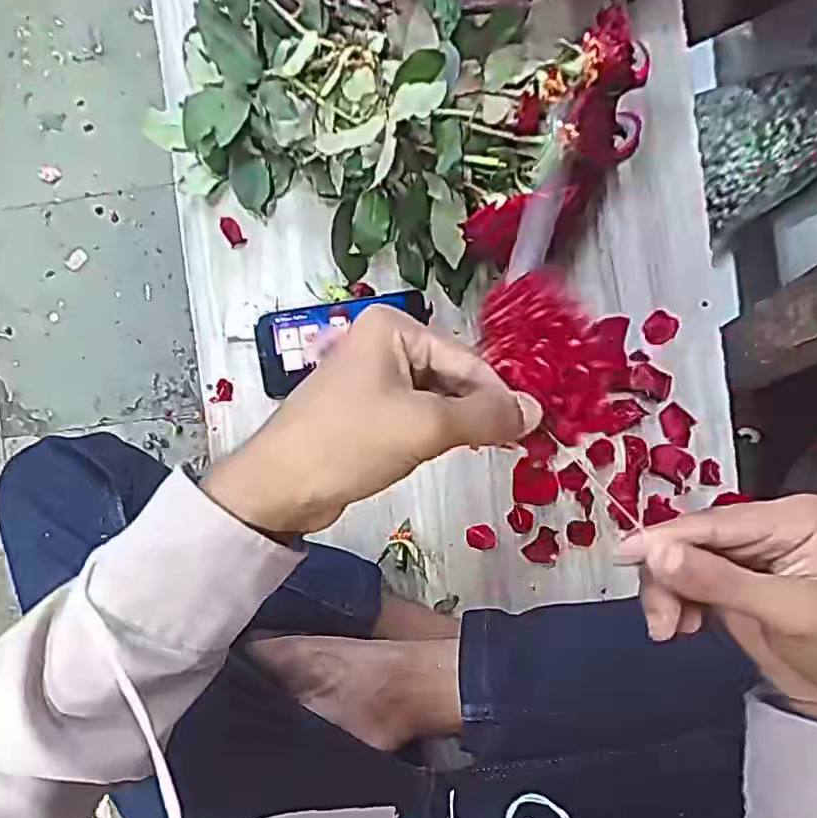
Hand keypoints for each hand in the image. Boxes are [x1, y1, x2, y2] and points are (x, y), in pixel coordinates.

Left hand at [202, 305, 541, 535]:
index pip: (467, 360)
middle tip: (510, 444)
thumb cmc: (348, 444)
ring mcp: (373, 378)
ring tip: (482, 449)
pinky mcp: (366, 411)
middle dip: (479, 411)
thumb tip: (536, 412)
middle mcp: (383, 344)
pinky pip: (415, 416)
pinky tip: (444, 451)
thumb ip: (485, 417)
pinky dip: (435, 433)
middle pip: (453, 376)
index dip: (499, 395)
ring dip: (459, 424)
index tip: (530, 428)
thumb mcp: (425, 427)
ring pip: (437, 399)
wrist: (280, 488)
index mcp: (393, 329)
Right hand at [615, 496, 816, 743]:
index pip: (715, 522)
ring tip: (672, 631)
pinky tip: (684, 628)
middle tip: (663, 622)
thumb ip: (719, 581)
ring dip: (668, 595)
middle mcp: (766, 529)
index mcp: (793, 517)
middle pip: (691, 541)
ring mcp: (748, 558)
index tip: (626, 556)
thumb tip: (656, 552)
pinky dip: (676, 605)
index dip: (666, 539)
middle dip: (669, 578)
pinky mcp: (733, 586)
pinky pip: (686, 585)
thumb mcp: (789, 613)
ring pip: (681, 563)